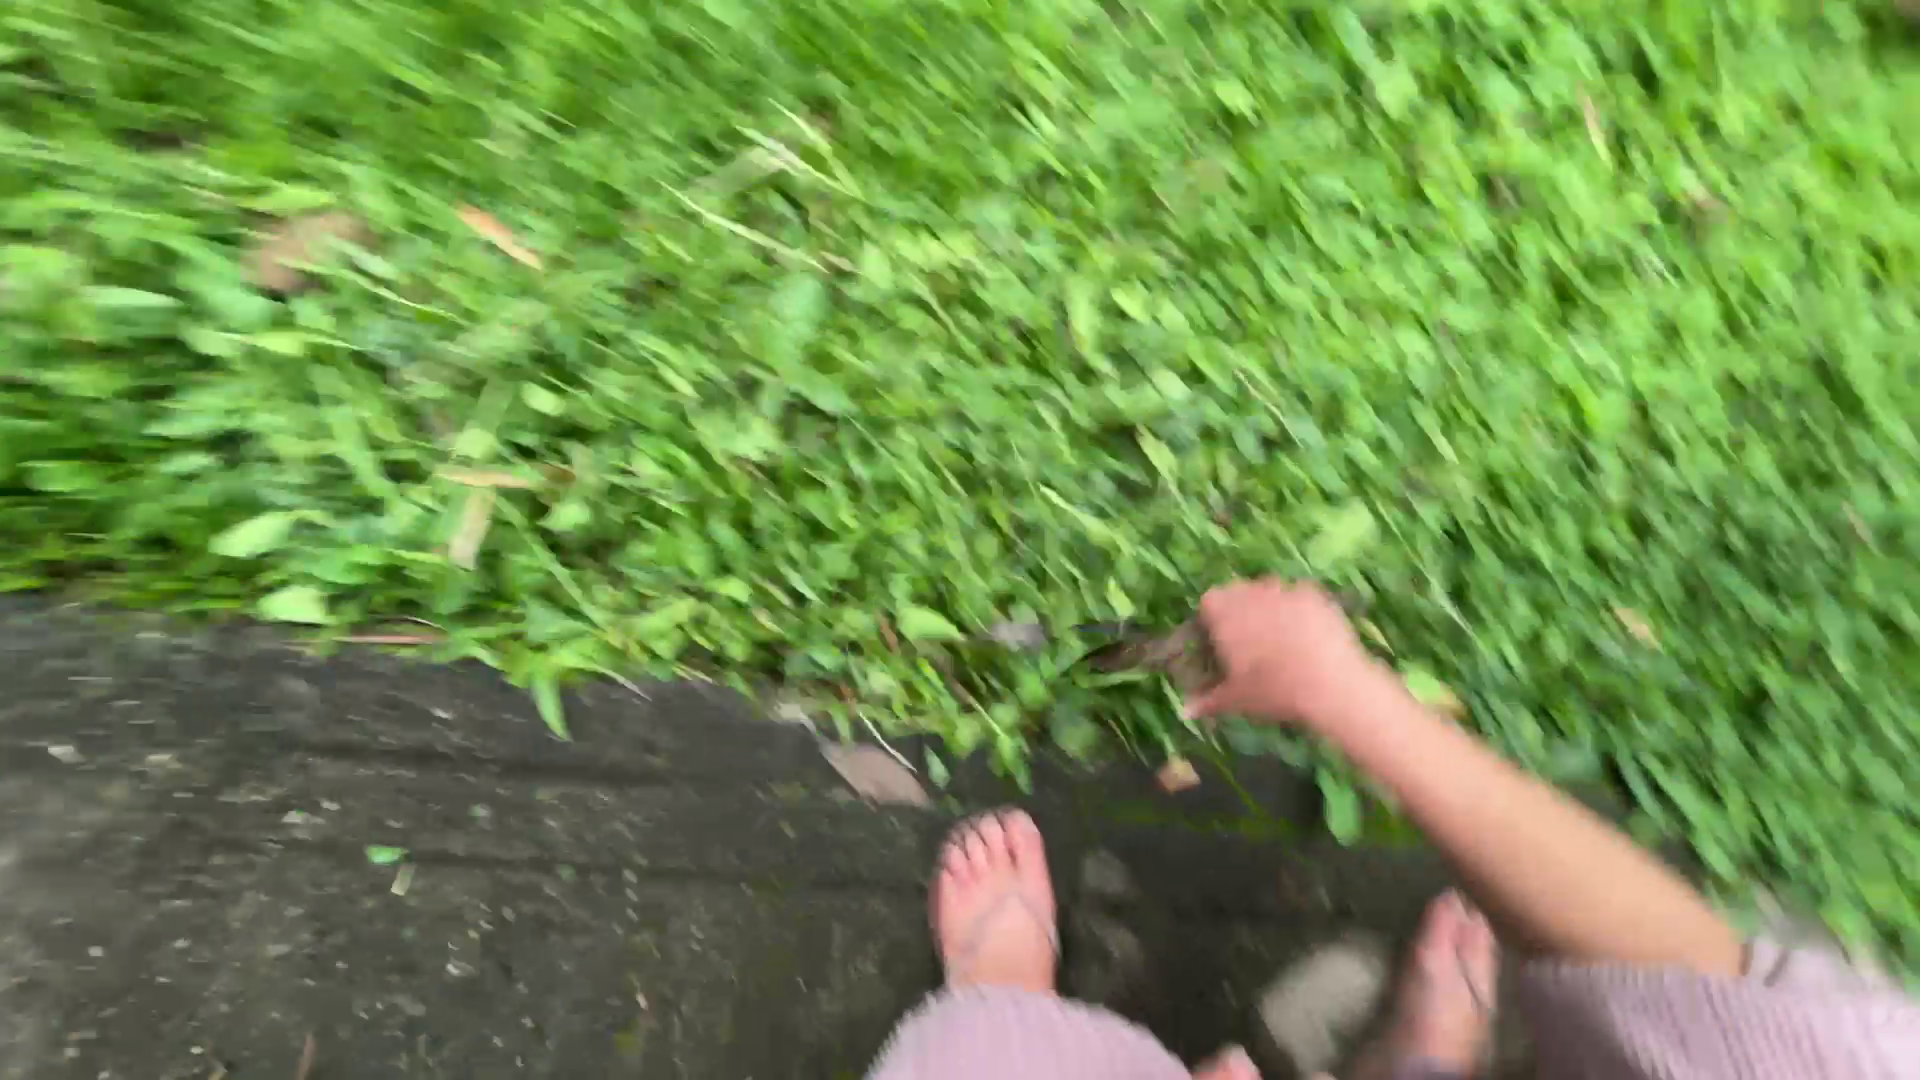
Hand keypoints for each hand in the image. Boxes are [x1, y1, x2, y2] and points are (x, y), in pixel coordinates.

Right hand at [1183, 579, 1381, 728]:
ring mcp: (1285, 589)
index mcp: (1223, 611)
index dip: (1212, 620)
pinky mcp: (1315, 594)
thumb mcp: (1236, 699)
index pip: (1208, 603)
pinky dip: (1299, 609)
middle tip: (1249, 642)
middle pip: (1237, 592)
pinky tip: (1307, 633)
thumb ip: (1207, 700)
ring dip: (1269, 606)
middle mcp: (1250, 592)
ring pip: (1269, 591)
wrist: (1332, 685)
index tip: (1219, 641)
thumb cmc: (1273, 690)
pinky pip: (1299, 596)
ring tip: (1280, 637)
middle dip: (1240, 611)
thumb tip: (1186, 710)